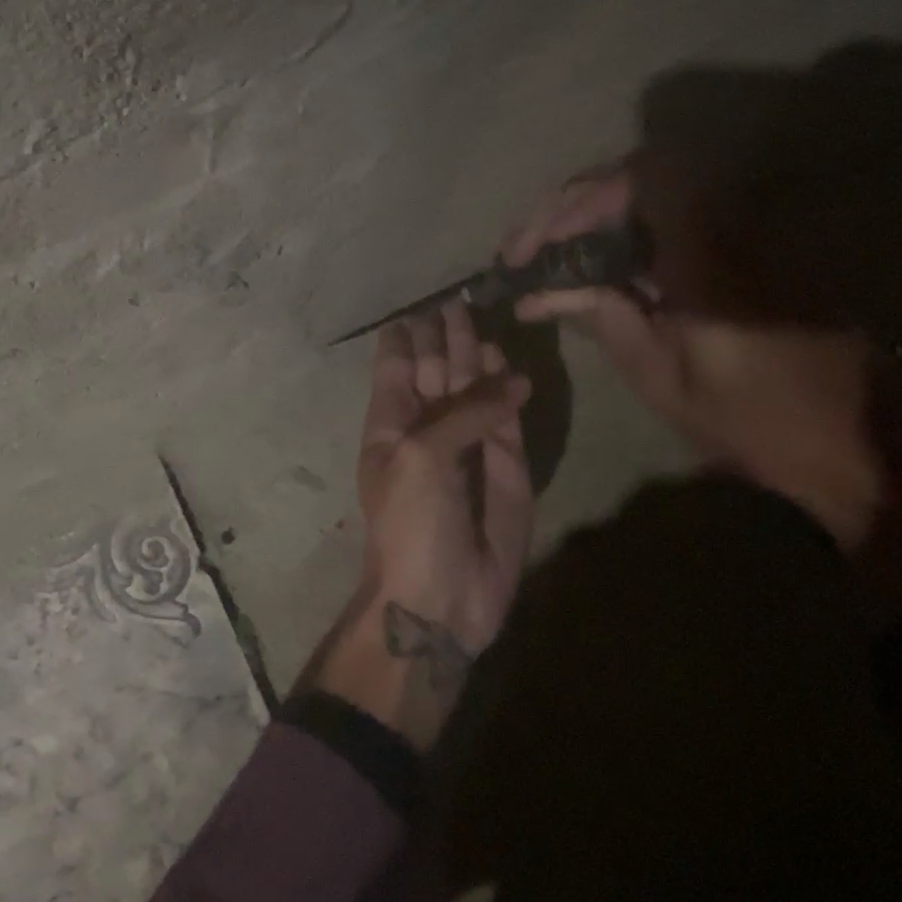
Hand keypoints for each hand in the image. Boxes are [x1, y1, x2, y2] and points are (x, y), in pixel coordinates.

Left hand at [302, 300, 531, 751]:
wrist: (438, 598)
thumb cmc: (411, 522)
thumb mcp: (423, 457)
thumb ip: (464, 412)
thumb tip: (511, 378)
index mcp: (389, 430)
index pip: (395, 375)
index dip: (402, 345)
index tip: (409, 314)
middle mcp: (425, 435)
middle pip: (435, 377)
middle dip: (441, 342)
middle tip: (453, 303)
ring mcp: (466, 454)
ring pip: (472, 395)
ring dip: (473, 361)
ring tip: (478, 322)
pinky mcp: (505, 475)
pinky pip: (506, 427)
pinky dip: (507, 398)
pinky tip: (510, 367)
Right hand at [505, 167, 879, 546]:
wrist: (849, 436)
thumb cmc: (748, 417)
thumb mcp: (659, 376)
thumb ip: (601, 318)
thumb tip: (532, 295)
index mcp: (712, 260)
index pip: (642, 184)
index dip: (575, 203)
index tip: (529, 247)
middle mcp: (733, 232)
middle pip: (643, 176)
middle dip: (573, 205)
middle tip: (525, 247)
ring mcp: (744, 238)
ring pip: (655, 193)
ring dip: (593, 214)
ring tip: (547, 251)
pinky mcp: (746, 254)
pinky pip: (673, 220)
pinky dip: (621, 230)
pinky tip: (588, 263)